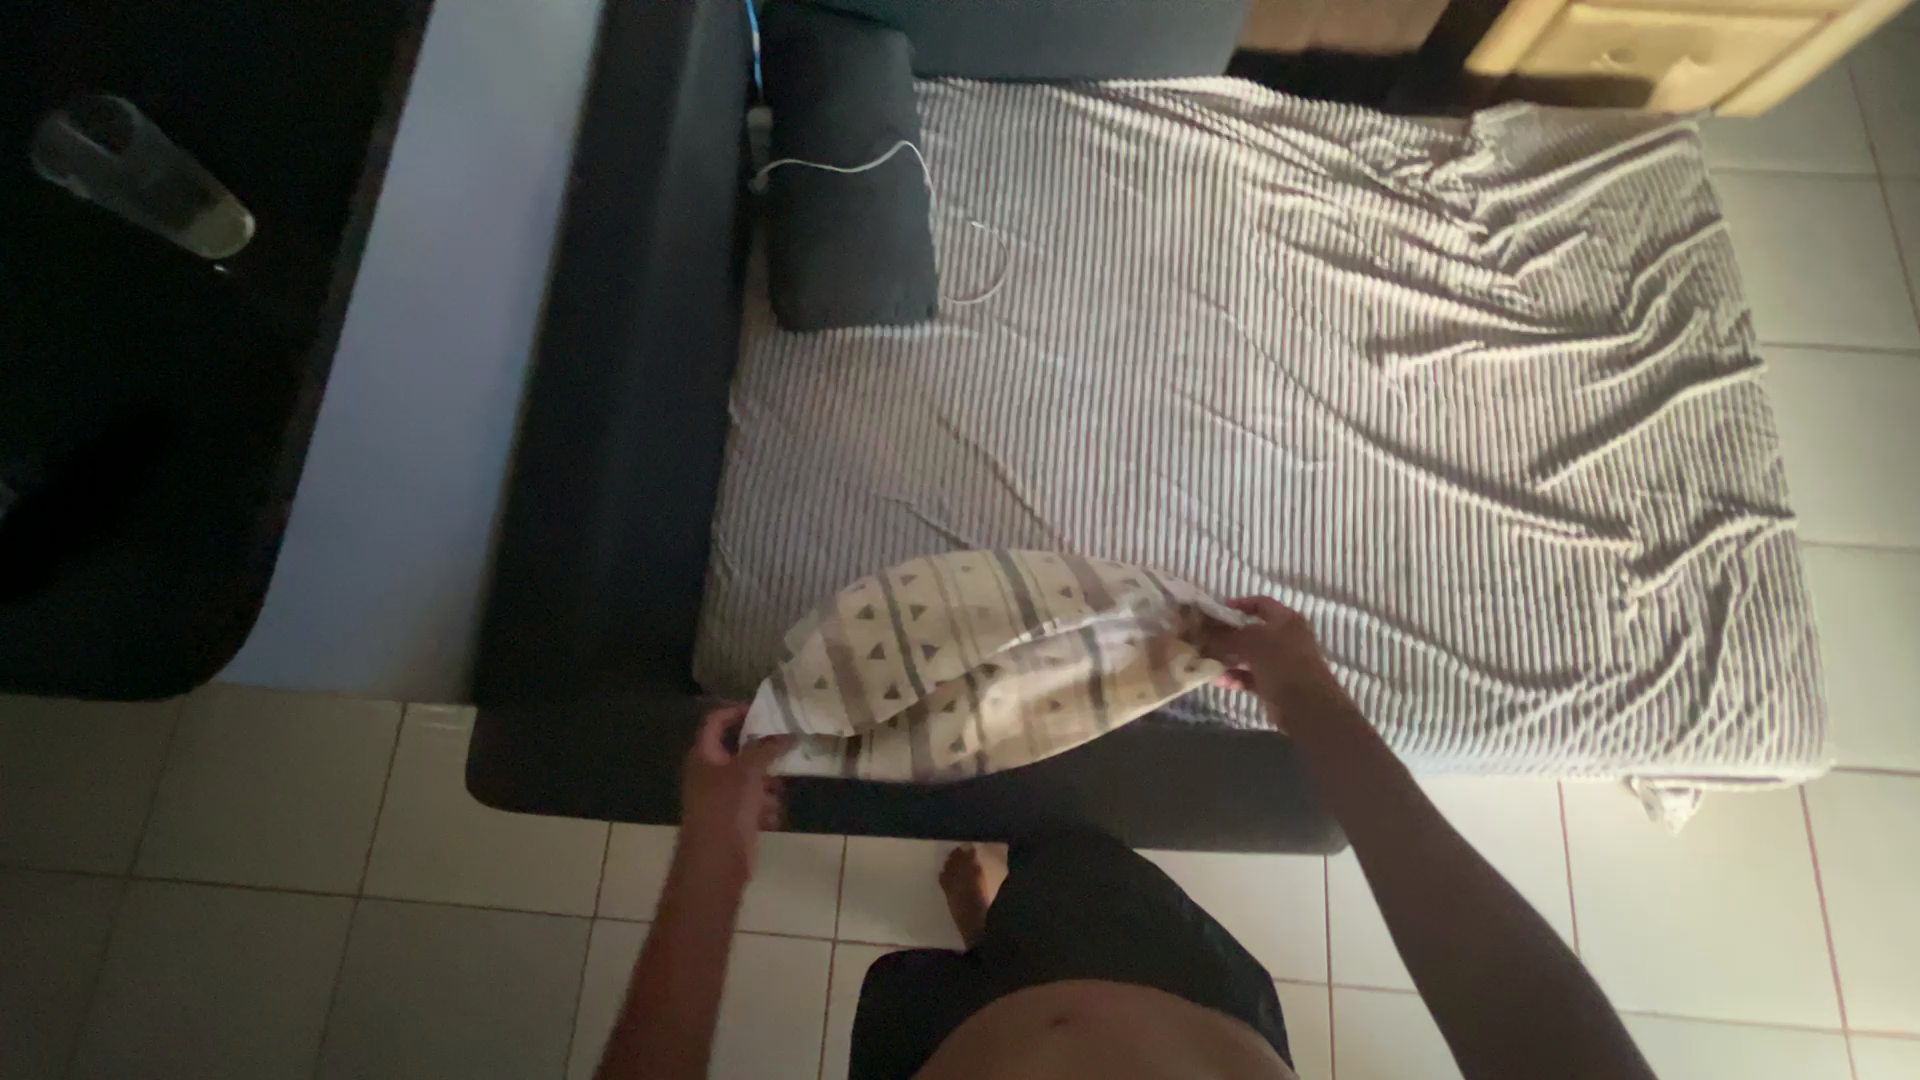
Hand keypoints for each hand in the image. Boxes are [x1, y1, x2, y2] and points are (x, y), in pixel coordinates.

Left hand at [679, 705, 791, 865]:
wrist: (715, 865)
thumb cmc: (726, 810)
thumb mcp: (747, 771)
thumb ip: (766, 748)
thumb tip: (787, 732)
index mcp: (703, 756)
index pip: (716, 721)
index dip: (738, 711)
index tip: (766, 710)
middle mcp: (709, 774)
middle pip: (737, 750)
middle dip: (763, 750)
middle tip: (787, 744)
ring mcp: (720, 798)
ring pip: (750, 778)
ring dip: (768, 782)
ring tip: (782, 788)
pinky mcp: (733, 819)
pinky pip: (754, 803)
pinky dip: (765, 806)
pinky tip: (774, 816)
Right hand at [1206, 596, 1356, 731]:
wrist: (1306, 706)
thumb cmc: (1282, 663)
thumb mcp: (1251, 643)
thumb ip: (1226, 637)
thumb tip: (1205, 636)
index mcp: (1286, 620)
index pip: (1261, 603)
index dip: (1239, 604)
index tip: (1217, 611)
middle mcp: (1284, 638)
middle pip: (1251, 632)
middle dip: (1227, 636)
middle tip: (1205, 639)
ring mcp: (1280, 662)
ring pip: (1248, 656)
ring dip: (1228, 658)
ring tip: (1207, 661)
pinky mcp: (1274, 684)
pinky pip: (1250, 676)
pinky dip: (1235, 677)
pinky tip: (1218, 680)